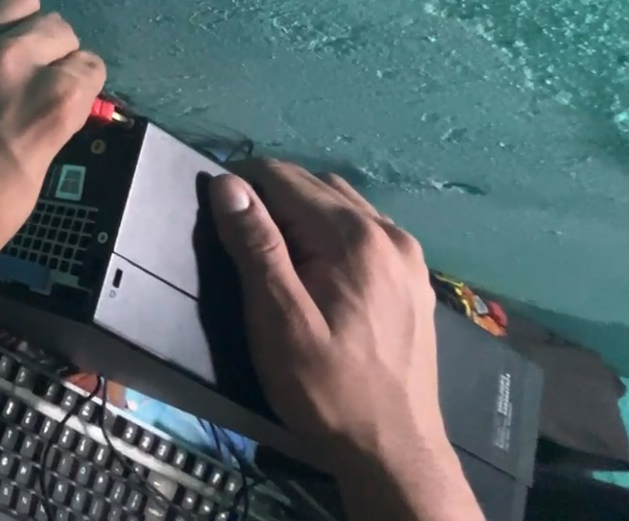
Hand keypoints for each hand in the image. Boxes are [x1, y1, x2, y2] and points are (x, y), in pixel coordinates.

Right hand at [209, 161, 476, 517]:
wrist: (391, 452)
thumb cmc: (324, 384)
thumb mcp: (276, 314)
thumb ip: (254, 243)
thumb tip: (226, 184)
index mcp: (354, 239)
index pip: (281, 176)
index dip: (239, 186)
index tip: (218, 218)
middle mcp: (389, 235)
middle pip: (310, 183)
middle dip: (266, 197)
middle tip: (239, 242)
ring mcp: (407, 256)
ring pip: (334, 200)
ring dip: (294, 210)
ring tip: (270, 252)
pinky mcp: (410, 277)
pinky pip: (357, 225)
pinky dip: (323, 228)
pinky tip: (310, 264)